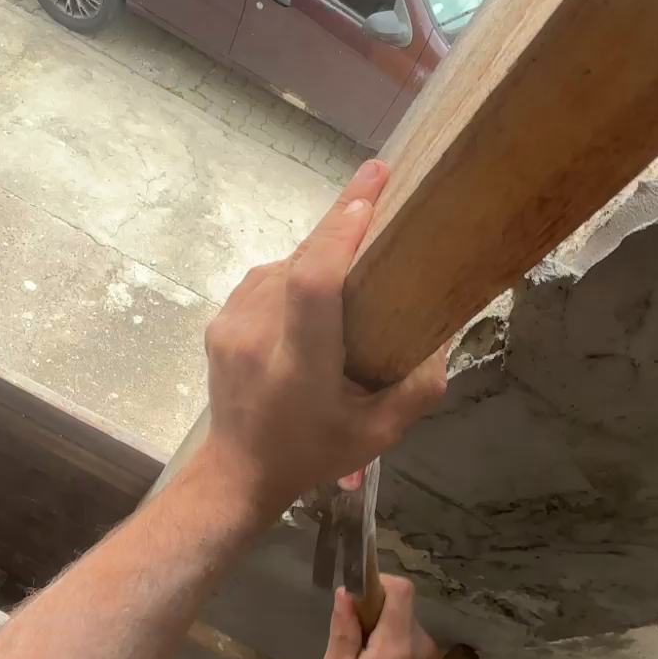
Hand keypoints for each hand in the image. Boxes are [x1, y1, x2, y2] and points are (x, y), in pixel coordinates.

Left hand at [197, 159, 448, 515]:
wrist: (238, 471)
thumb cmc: (313, 452)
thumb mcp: (379, 434)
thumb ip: (419, 386)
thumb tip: (440, 331)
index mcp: (298, 366)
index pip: (313, 282)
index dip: (340, 232)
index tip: (370, 191)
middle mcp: (256, 336)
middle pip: (300, 261)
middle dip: (339, 224)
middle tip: (375, 187)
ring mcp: (230, 326)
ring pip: (281, 265)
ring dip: (317, 252)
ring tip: (350, 253)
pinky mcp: (218, 322)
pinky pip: (264, 279)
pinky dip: (293, 272)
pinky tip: (313, 287)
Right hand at [318, 575, 440, 658]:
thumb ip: (343, 633)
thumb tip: (346, 592)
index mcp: (396, 646)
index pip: (401, 591)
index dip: (380, 582)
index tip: (359, 596)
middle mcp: (420, 644)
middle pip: (402, 603)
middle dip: (376, 608)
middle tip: (354, 634)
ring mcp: (430, 653)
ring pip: (405, 618)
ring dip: (384, 625)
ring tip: (364, 655)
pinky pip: (410, 633)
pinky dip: (394, 638)